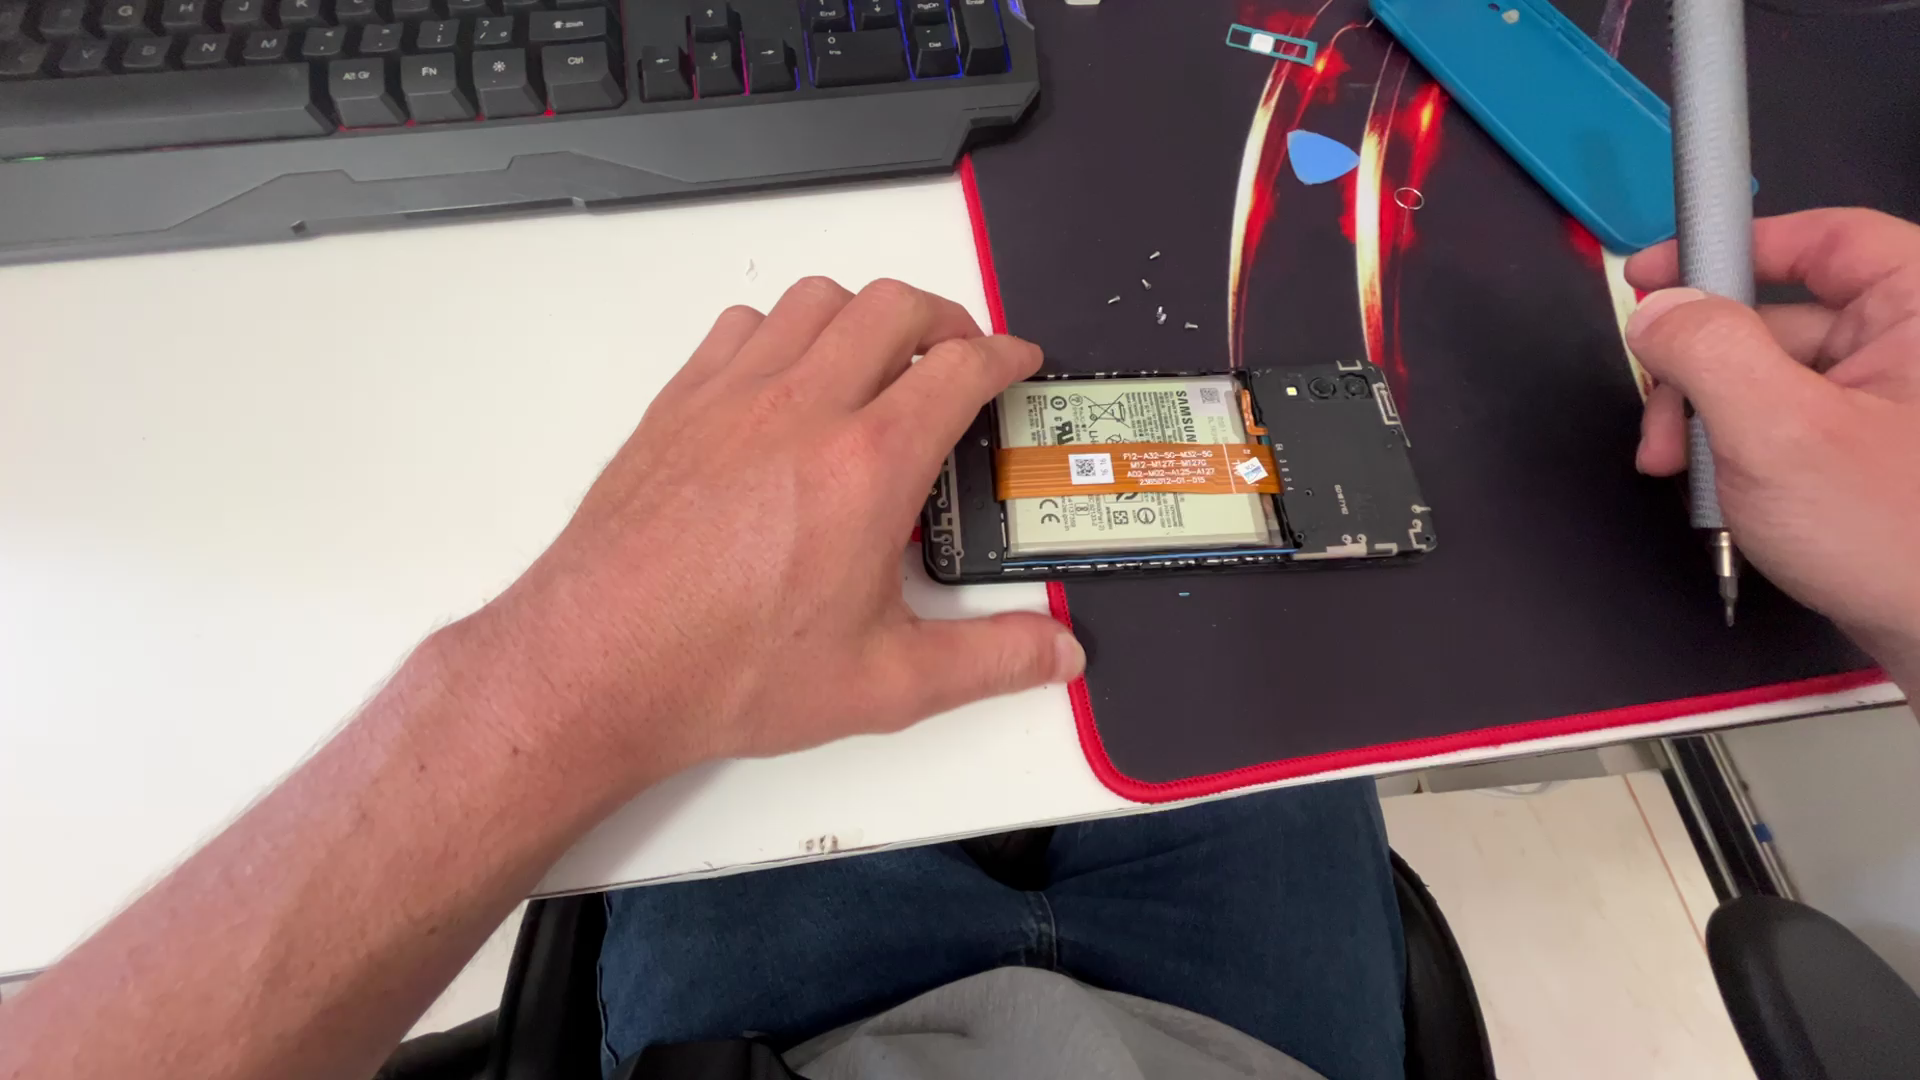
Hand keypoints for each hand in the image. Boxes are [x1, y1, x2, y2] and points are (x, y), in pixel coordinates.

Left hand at [452, 278, 1083, 785]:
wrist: (599, 667)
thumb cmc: (732, 671)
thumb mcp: (886, 682)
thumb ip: (990, 660)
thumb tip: (1059, 651)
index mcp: (868, 465)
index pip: (960, 368)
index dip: (1005, 354)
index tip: (1018, 361)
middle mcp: (804, 409)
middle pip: (895, 307)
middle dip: (946, 318)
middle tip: (960, 355)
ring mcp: (735, 396)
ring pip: (819, 301)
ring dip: (866, 316)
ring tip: (882, 360)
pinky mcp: (680, 403)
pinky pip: (744, 325)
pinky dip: (787, 331)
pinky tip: (791, 378)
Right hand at [1625, 208, 1919, 685]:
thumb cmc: (1900, 536)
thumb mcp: (1779, 434)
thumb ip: (1711, 354)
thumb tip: (1659, 309)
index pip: (1823, 241)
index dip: (1730, 247)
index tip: (1651, 271)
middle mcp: (1911, 347)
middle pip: (1768, 318)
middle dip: (1690, 368)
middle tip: (1656, 415)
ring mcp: (1884, 396)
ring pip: (1755, 372)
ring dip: (1694, 414)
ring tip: (1672, 464)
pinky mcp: (1858, 438)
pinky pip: (1765, 413)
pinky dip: (1718, 440)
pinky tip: (1705, 477)